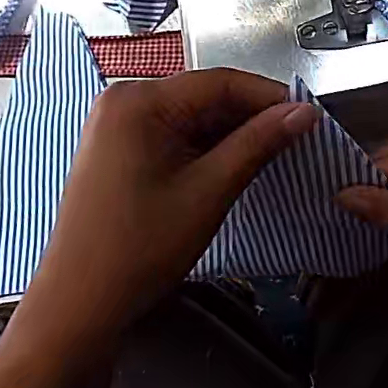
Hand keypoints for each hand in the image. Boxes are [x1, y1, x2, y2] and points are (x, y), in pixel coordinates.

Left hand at [16, 69, 319, 350]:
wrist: (78, 305)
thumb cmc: (139, 248)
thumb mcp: (208, 191)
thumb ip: (258, 143)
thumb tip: (304, 112)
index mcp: (138, 100)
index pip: (220, 82)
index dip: (270, 95)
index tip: (309, 114)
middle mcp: (124, 99)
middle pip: (205, 95)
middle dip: (252, 115)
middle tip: (297, 136)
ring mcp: (118, 122)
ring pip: (192, 115)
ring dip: (232, 132)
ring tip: (275, 150)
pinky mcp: (120, 145)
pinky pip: (174, 132)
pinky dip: (206, 145)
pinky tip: (236, 161)